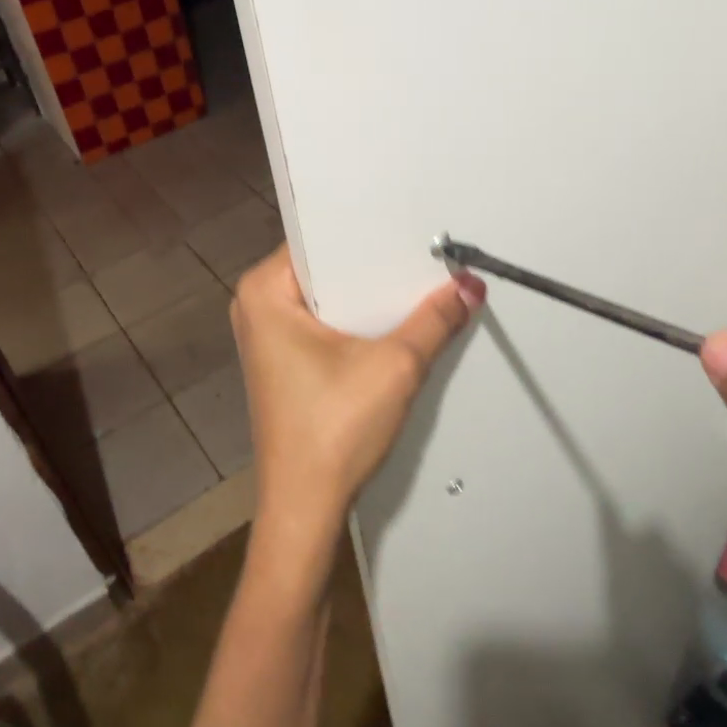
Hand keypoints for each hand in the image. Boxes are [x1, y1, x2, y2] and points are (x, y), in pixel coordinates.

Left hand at [231, 247, 483, 530]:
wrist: (306, 506)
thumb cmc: (334, 431)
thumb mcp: (395, 366)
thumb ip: (435, 319)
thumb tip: (469, 286)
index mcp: (264, 291)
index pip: (319, 238)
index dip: (366, 231)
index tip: (408, 221)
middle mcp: (257, 305)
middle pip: (326, 267)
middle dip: (374, 264)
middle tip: (423, 248)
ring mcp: (267, 335)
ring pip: (329, 296)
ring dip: (369, 295)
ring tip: (418, 278)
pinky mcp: (283, 360)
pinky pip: (325, 321)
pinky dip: (358, 320)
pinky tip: (395, 317)